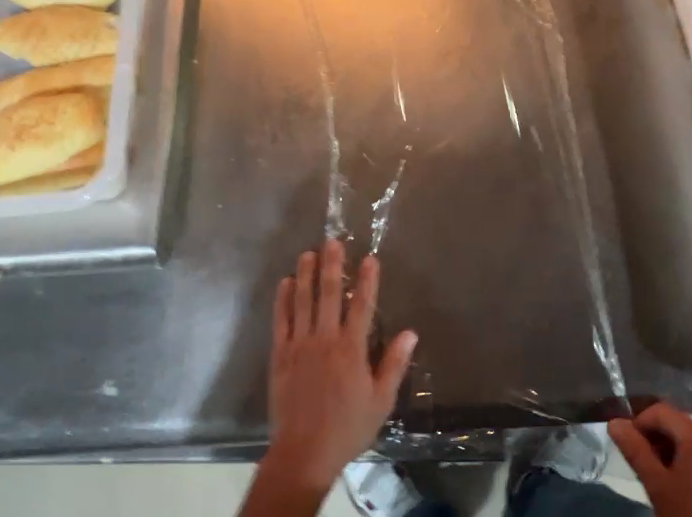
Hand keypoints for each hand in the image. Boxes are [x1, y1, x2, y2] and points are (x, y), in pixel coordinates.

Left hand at [243, 239, 417, 515]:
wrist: (304, 451)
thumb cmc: (348, 427)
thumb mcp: (381, 401)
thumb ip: (394, 364)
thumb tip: (411, 333)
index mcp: (351, 349)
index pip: (362, 306)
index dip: (367, 281)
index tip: (370, 258)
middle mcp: (325, 339)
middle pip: (329, 295)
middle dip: (332, 266)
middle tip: (332, 241)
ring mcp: (300, 345)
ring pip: (302, 301)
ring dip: (305, 275)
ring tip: (307, 253)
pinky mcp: (280, 355)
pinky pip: (281, 321)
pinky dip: (282, 300)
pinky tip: (284, 283)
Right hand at [608, 403, 691, 516]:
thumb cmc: (690, 514)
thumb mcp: (657, 485)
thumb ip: (635, 451)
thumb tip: (614, 423)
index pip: (660, 411)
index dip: (638, 423)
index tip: (626, 446)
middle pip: (676, 425)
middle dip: (654, 440)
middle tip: (640, 466)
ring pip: (689, 442)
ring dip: (669, 453)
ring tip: (658, 479)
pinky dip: (686, 463)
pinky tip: (679, 488)